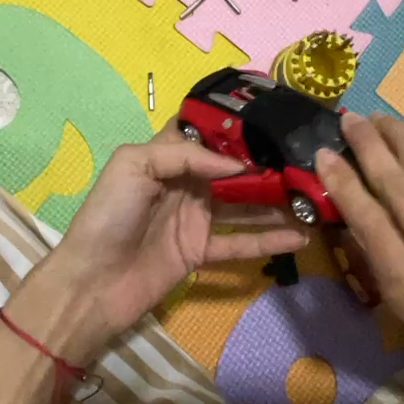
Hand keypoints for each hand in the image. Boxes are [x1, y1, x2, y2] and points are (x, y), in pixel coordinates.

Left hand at [25, 126, 309, 361]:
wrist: (91, 283)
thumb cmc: (108, 216)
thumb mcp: (134, 166)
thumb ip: (184, 155)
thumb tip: (237, 163)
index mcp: (165, 157)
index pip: (205, 135)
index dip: (234, 127)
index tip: (272, 120)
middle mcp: (184, 184)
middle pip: (231, 170)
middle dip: (265, 164)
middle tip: (304, 158)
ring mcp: (194, 219)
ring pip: (242, 205)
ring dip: (274, 201)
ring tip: (312, 195)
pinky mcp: (200, 252)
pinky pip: (240, 243)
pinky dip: (269, 241)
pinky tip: (300, 237)